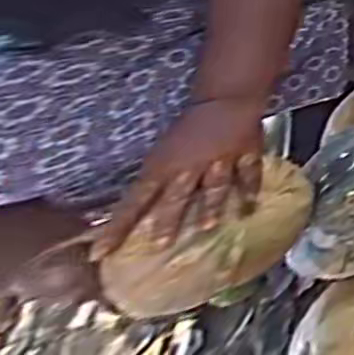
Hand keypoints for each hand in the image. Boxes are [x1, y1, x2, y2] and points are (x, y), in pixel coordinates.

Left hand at [90, 97, 265, 259]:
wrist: (227, 101)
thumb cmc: (188, 129)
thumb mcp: (162, 153)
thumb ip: (156, 179)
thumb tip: (142, 211)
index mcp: (162, 168)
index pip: (133, 203)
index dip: (116, 229)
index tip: (100, 254)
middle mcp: (189, 167)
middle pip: (176, 198)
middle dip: (167, 222)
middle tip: (160, 245)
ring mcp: (221, 160)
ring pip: (213, 187)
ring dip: (209, 207)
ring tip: (207, 227)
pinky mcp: (248, 152)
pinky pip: (249, 172)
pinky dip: (250, 188)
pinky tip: (251, 203)